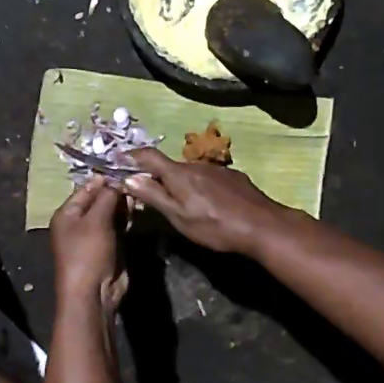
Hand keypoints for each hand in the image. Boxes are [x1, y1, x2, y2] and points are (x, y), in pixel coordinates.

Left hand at [50, 177, 128, 312]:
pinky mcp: (109, 246)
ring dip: (123, 205)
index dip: (103, 179)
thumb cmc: (87, 252)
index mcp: (66, 214)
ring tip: (140, 192)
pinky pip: (118, 227)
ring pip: (110, 213)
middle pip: (99, 200)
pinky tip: (138, 209)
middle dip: (116, 192)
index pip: (85, 189)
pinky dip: (126, 219)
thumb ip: (106, 198)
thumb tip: (114, 180)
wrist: (93, 291)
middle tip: (137, 180)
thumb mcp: (96, 221)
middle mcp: (78, 222)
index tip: (124, 167)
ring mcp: (94, 235)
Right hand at [121, 148, 295, 254]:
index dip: (131, 156)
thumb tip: (128, 178)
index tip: (118, 161)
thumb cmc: (215, 226)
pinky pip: (207, 178)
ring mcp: (216, 170)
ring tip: (183, 204)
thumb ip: (153, 196)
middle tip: (151, 196)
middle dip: (156, 177)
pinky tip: (208, 204)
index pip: (148, 156)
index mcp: (178, 174)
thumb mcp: (178, 217)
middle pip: (168, 167)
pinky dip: (199, 187)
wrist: (265, 227)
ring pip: (189, 173)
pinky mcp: (233, 177)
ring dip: (179, 183)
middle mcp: (195, 165)